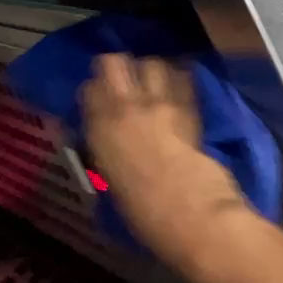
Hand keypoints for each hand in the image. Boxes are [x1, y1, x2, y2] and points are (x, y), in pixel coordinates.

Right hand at [80, 54, 249, 277]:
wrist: (194, 219)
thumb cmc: (147, 217)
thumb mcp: (113, 185)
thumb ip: (108, 154)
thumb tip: (110, 144)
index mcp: (98, 131)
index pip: (87, 90)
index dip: (95, 91)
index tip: (101, 99)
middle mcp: (122, 109)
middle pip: (113, 63)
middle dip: (119, 66)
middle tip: (127, 80)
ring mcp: (157, 106)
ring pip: (150, 63)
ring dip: (152, 70)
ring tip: (157, 80)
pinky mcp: (189, 110)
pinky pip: (183, 80)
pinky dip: (181, 78)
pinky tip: (182, 84)